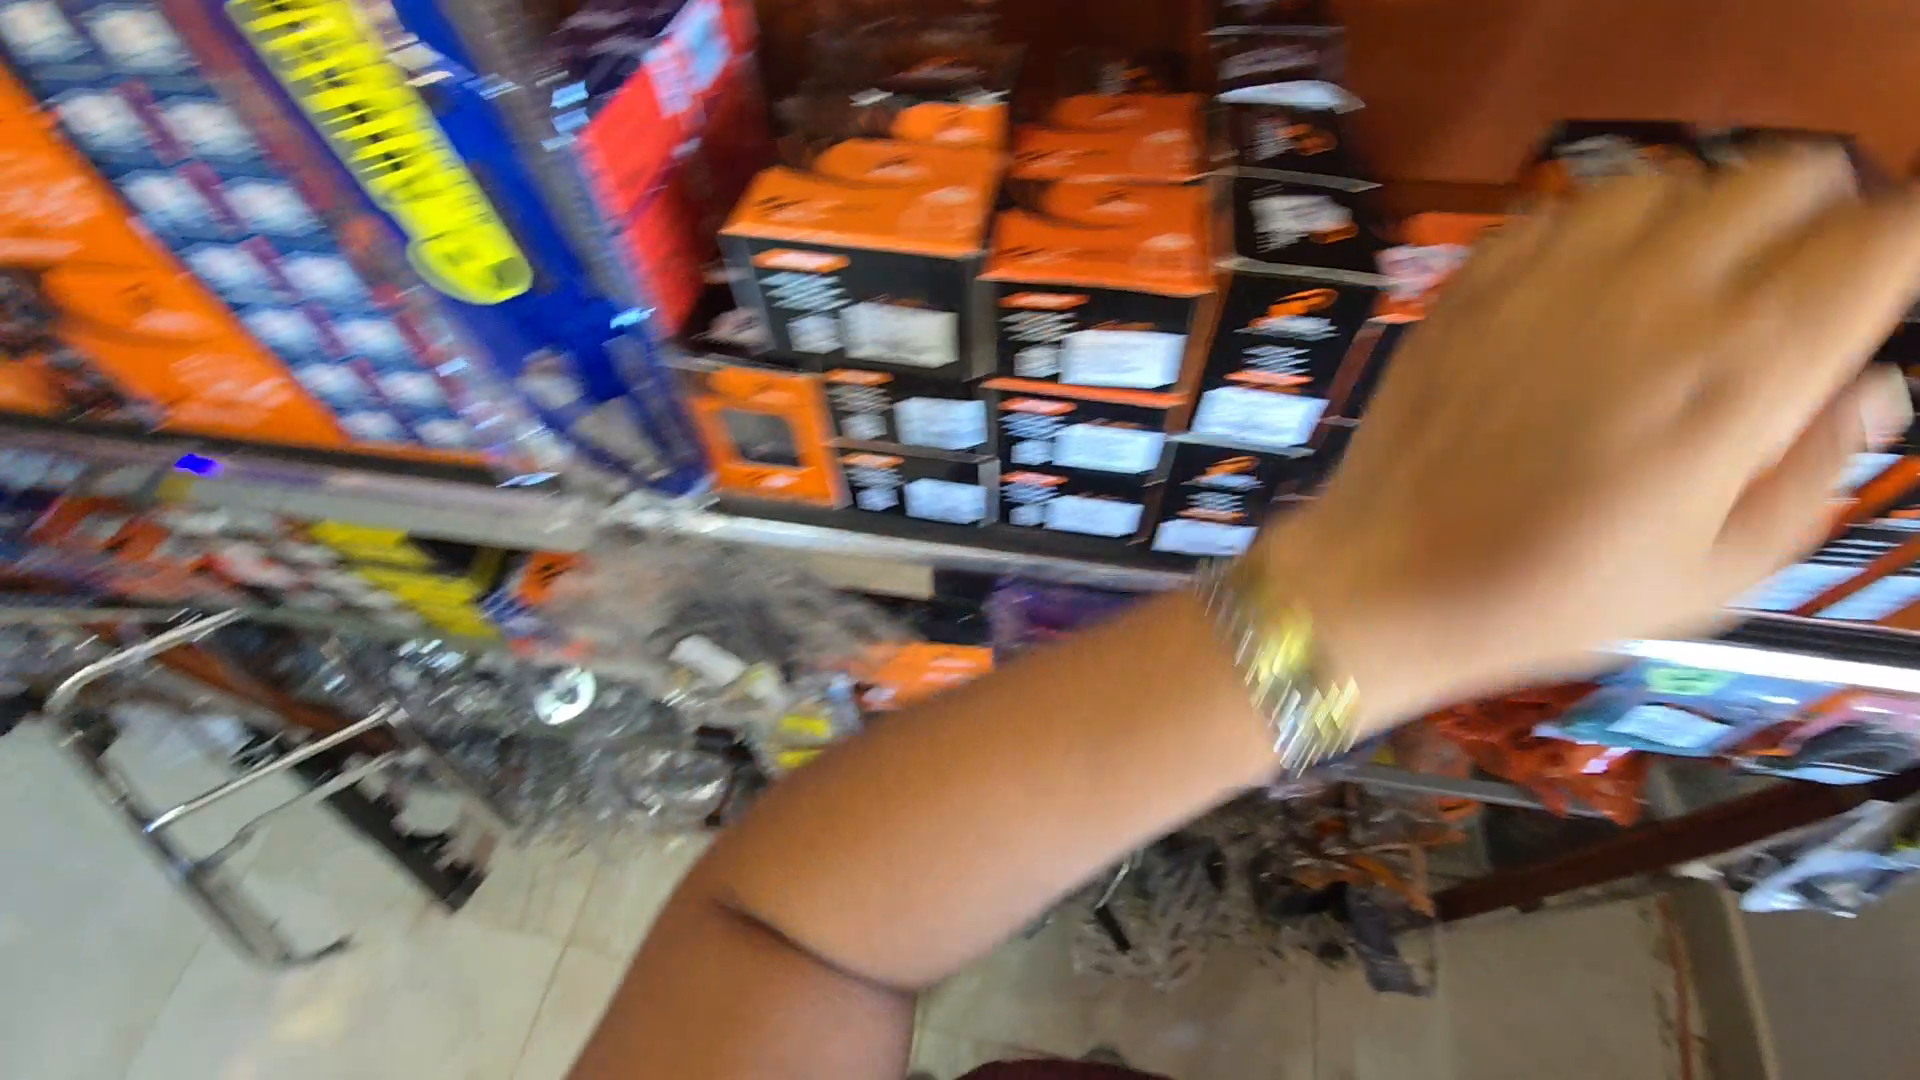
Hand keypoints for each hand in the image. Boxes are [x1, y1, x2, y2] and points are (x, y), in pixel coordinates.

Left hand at [1267, 147, 1919, 731]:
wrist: (1386, 580)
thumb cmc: (1542, 595)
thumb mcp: (1714, 572)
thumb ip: (1811, 469)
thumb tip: (1867, 386)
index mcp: (1738, 368)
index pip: (1883, 234)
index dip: (1891, 252)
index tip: (1867, 292)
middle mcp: (1646, 302)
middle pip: (1780, 177)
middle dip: (1804, 217)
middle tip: (1775, 282)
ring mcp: (1539, 288)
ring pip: (1656, 183)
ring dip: (1686, 216)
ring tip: (1670, 282)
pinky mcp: (1461, 296)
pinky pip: (1544, 217)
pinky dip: (1580, 234)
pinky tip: (1571, 291)